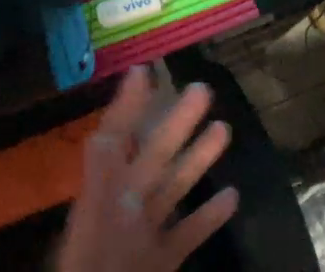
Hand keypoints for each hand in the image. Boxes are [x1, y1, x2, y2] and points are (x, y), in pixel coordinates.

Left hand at [55, 66, 238, 271]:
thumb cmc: (92, 259)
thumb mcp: (95, 207)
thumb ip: (107, 156)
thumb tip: (125, 100)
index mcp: (106, 188)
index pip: (118, 134)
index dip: (129, 103)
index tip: (145, 70)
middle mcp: (125, 205)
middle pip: (155, 156)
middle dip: (177, 122)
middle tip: (203, 89)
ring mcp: (144, 236)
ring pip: (174, 190)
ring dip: (198, 161)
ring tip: (225, 130)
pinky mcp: (161, 263)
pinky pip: (185, 237)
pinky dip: (208, 218)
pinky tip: (232, 196)